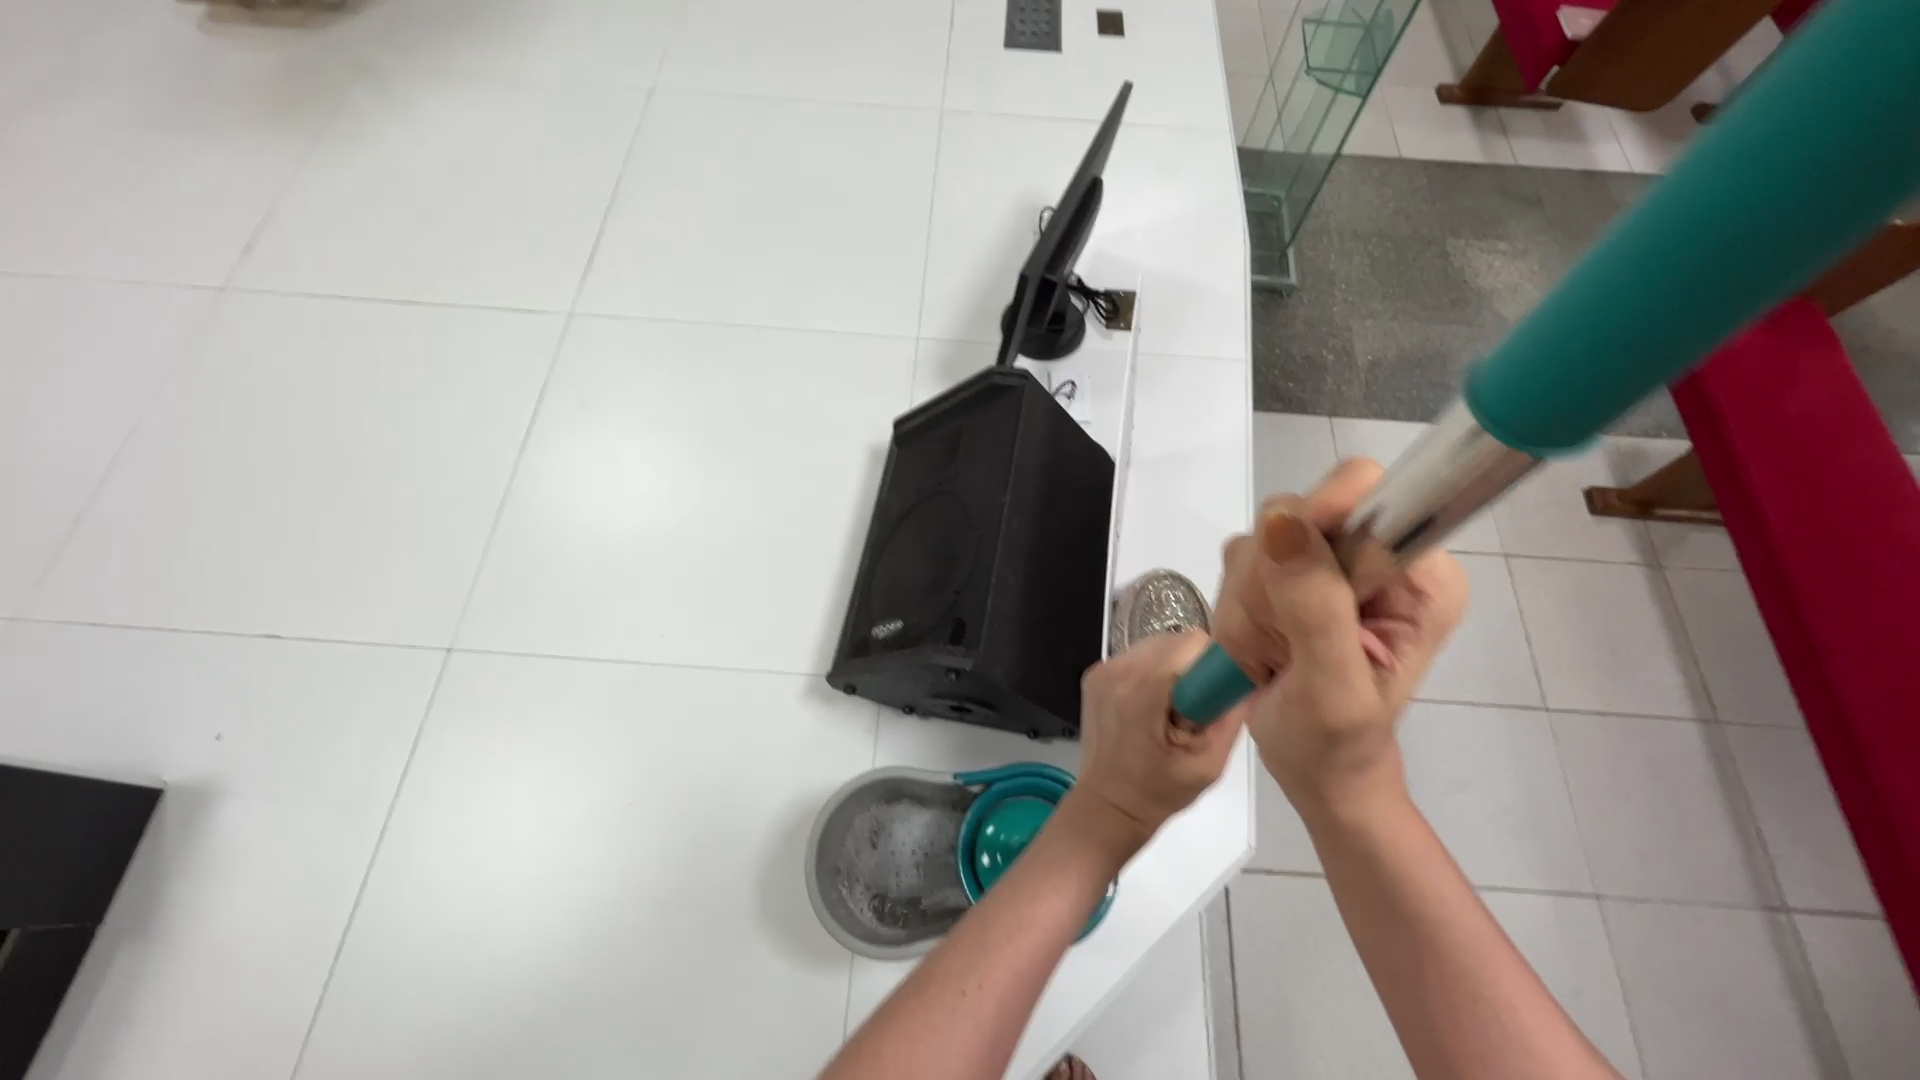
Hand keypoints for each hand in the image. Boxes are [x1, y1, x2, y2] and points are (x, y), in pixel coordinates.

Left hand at [1069, 631, 1246, 852]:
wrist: (1108, 805)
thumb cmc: (1158, 792)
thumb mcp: (1208, 764)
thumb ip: (1232, 717)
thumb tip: (1253, 680)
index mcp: (1142, 690)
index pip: (1192, 643)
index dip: (1214, 663)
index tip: (1219, 692)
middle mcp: (1117, 670)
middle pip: (1174, 640)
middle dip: (1193, 667)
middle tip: (1196, 708)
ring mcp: (1102, 669)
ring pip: (1156, 645)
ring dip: (1173, 668)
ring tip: (1173, 710)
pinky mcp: (1095, 673)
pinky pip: (1137, 657)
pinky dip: (1152, 673)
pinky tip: (1152, 707)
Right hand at [1212, 459, 1468, 814]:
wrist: (1317, 772)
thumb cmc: (1335, 746)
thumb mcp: (1331, 688)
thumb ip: (1314, 607)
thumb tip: (1281, 521)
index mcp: (1419, 575)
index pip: (1367, 494)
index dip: (1319, 519)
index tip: (1286, 576)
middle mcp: (1379, 556)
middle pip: (1299, 513)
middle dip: (1270, 580)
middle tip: (1278, 645)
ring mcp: (1331, 563)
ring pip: (1261, 538)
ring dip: (1249, 601)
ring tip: (1270, 656)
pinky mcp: (1293, 574)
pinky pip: (1242, 559)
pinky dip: (1237, 606)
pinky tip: (1258, 646)